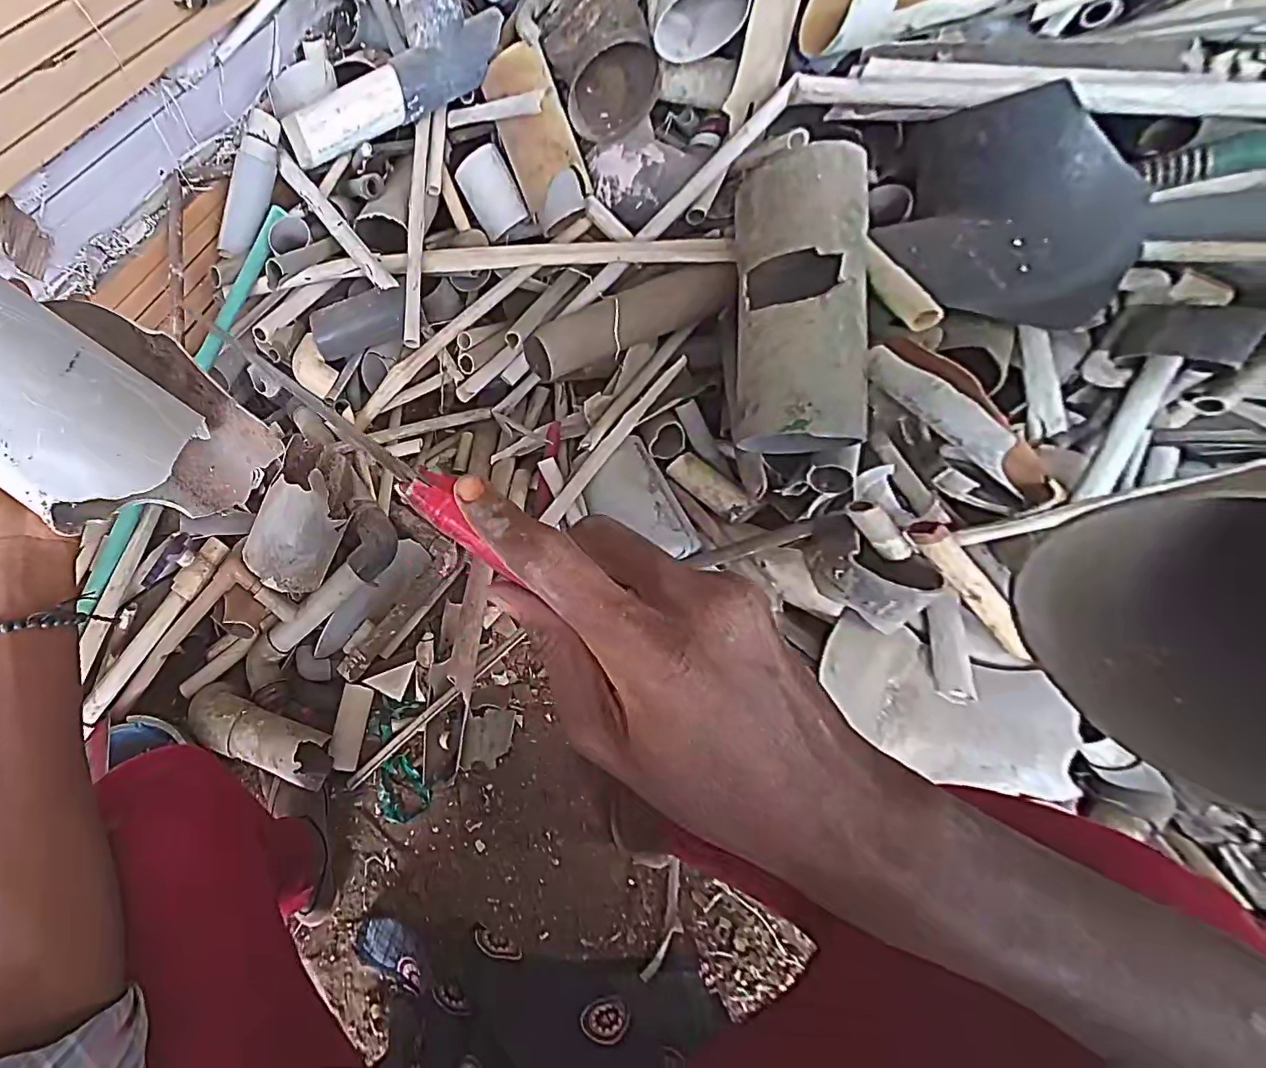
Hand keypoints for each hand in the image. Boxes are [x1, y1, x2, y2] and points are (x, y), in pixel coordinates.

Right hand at [453, 476, 899, 879]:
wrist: (831, 803)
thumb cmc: (710, 789)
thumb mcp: (606, 739)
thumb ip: (556, 656)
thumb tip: (513, 595)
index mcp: (650, 650)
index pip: (559, 564)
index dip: (505, 526)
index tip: (467, 496)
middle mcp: (692, 601)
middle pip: (591, 537)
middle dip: (553, 559)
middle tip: (535, 600)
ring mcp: (725, 588)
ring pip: (624, 550)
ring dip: (593, 578)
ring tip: (606, 641)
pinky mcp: (742, 587)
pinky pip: (658, 567)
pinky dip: (630, 588)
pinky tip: (647, 642)